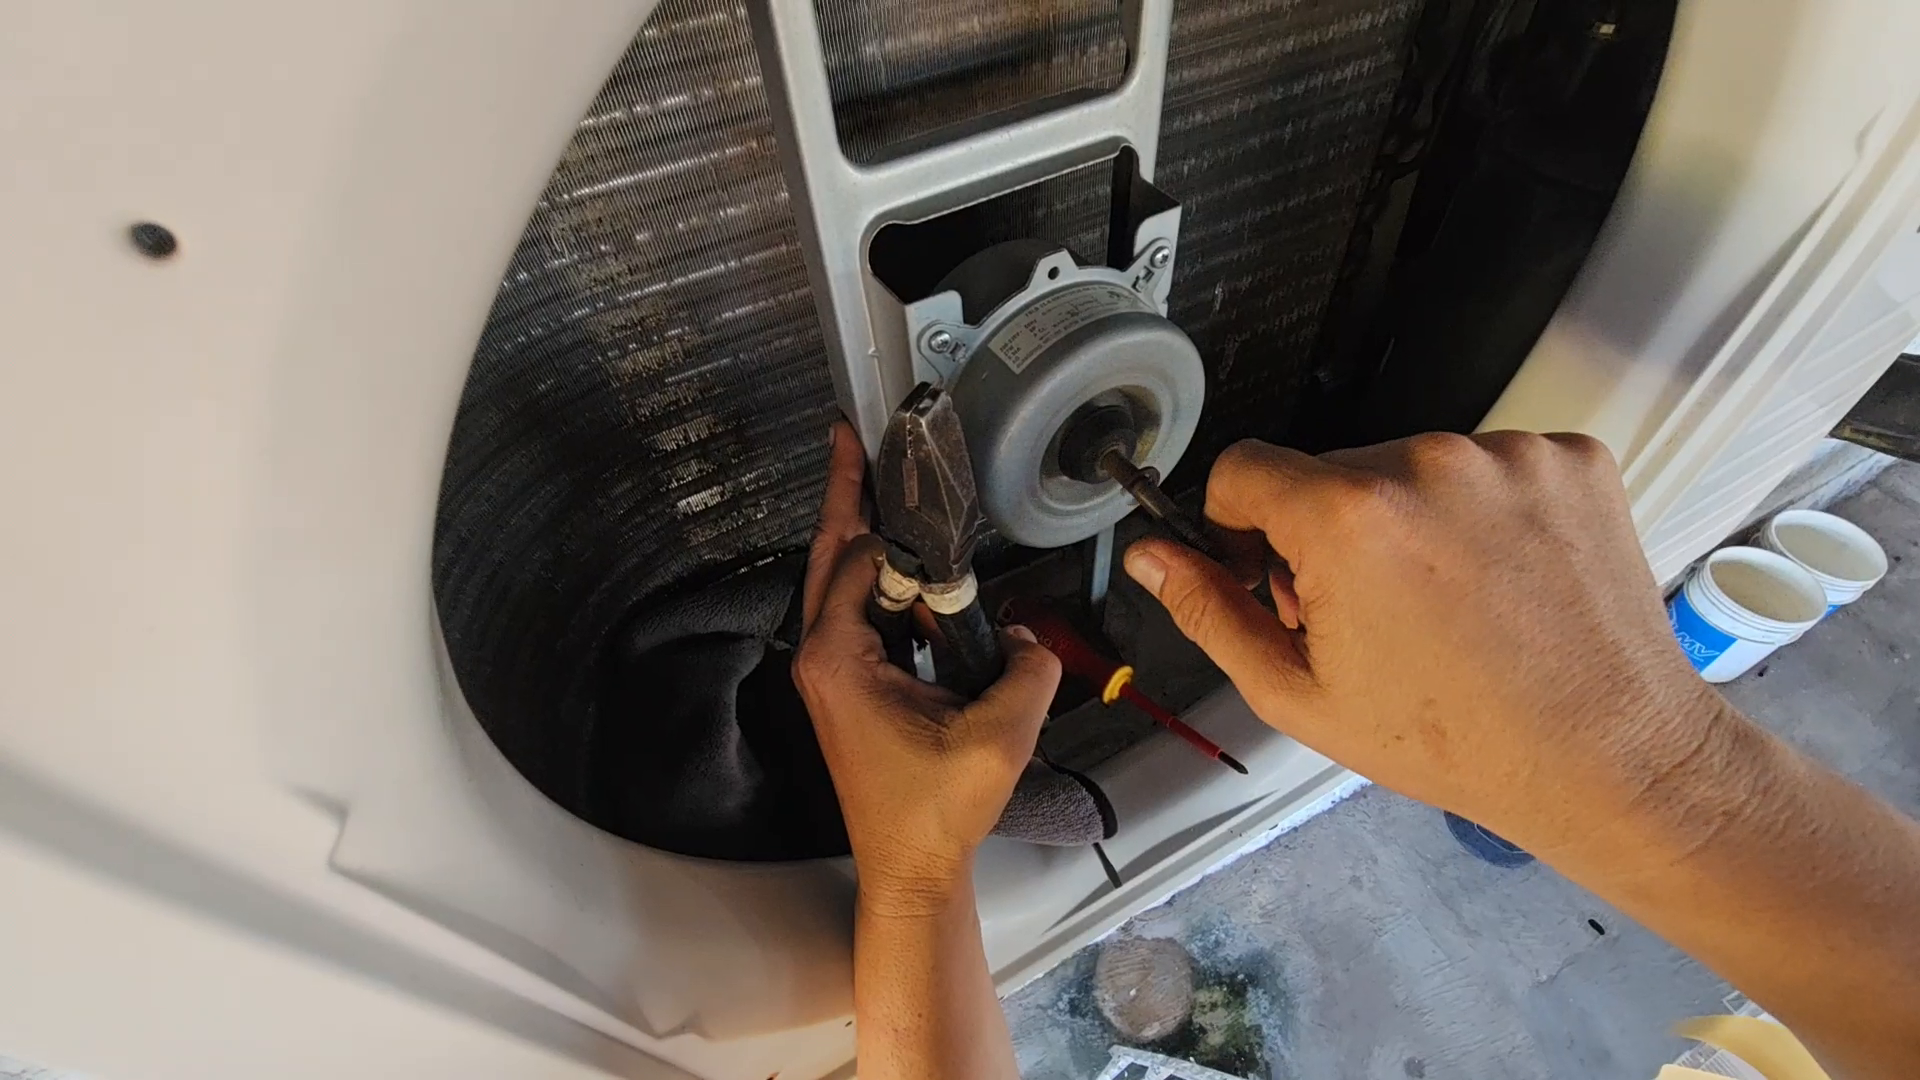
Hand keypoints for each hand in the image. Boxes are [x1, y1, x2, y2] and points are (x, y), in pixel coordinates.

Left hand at [794, 421, 1061, 910]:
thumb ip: (1028, 670)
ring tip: (881, 480)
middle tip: (851, 435)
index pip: (858, 563)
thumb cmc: (939, 809)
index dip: (888, 521)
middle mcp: (822, 655)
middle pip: (831, 557)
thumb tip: (1030, 634)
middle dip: (844, 494)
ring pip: (842, 582)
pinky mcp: (849, 684)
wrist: (910, 868)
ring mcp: (832, 670)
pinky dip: (882, 578)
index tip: (900, 465)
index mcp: (838, 659)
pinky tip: (910, 560)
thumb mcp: (998, 737)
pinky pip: (861, 612)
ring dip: (863, 533)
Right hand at [1123, 433, 1731, 855]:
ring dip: (1388, 519)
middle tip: (1357, 608)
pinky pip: (1471, 463)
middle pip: (1318, 471)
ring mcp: (1505, 454)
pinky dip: (1462, 507)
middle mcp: (1424, 461)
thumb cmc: (1441, 737)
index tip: (1269, 573)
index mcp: (1346, 518)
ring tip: (1429, 598)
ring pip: (1394, 467)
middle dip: (1314, 530)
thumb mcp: (1292, 689)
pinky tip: (1487, 573)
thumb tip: (1147, 554)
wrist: (1613, 762)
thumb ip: (1205, 609)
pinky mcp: (1567, 457)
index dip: (1236, 521)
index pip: (1241, 466)